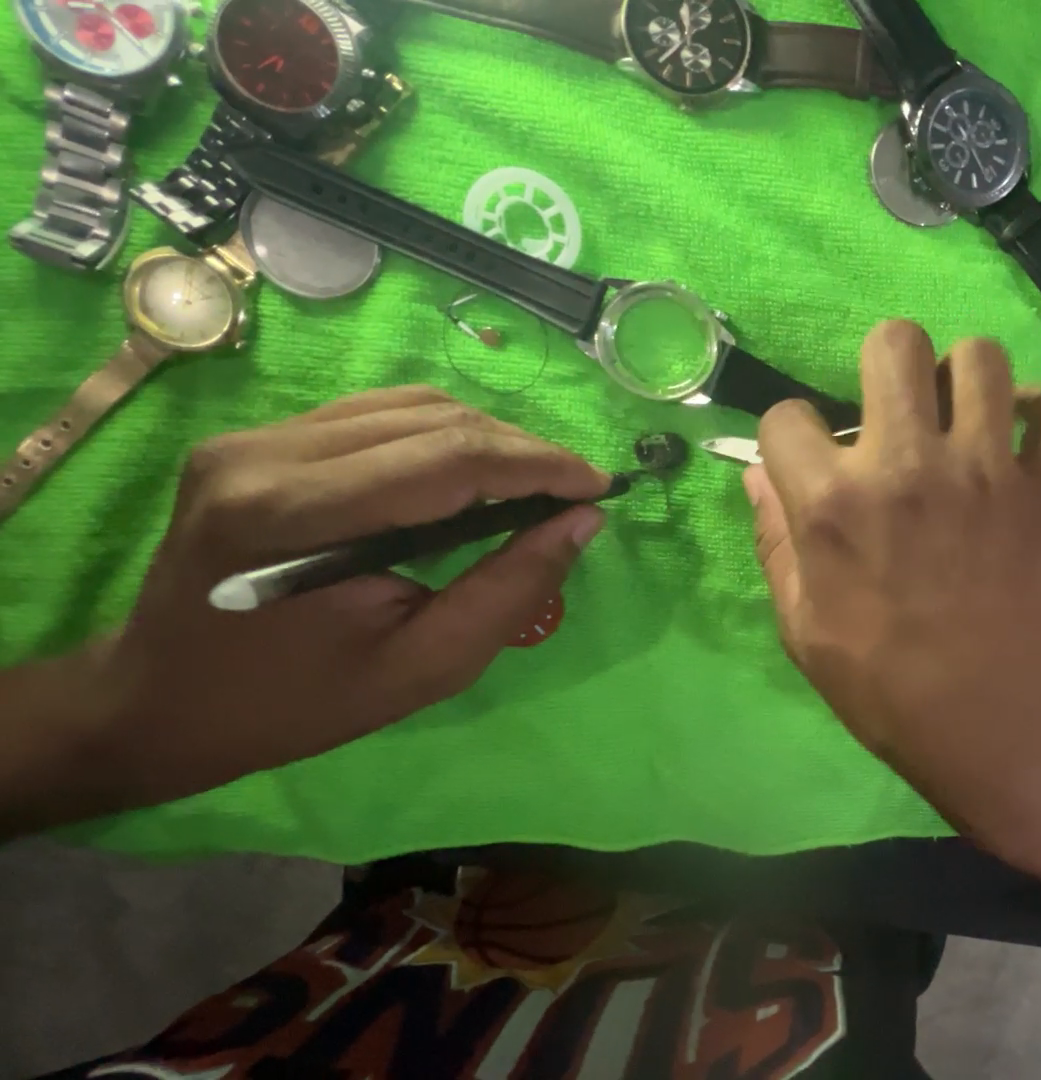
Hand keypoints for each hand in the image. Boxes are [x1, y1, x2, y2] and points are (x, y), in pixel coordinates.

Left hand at [89, 386, 607, 810]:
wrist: (156, 703)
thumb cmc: (297, 702)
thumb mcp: (426, 666)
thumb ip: (511, 589)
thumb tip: (582, 521)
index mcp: (295, 517)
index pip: (451, 458)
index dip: (541, 465)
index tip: (600, 489)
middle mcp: (266, 455)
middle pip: (438, 421)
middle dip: (527, 451)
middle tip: (578, 493)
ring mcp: (254, 439)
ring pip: (414, 406)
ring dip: (493, 439)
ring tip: (537, 483)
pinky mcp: (258, 441)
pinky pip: (380, 415)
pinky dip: (448, 436)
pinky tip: (475, 474)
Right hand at [745, 320, 1040, 836]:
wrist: (990, 716)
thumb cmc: (883, 683)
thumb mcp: (801, 625)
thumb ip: (776, 539)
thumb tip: (760, 472)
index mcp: (834, 502)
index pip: (788, 415)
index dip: (792, 434)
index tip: (811, 458)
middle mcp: (909, 465)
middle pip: (895, 341)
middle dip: (885, 364)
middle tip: (896, 408)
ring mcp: (987, 470)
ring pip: (981, 356)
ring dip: (964, 376)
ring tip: (961, 416)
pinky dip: (1040, 413)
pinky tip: (1021, 436)